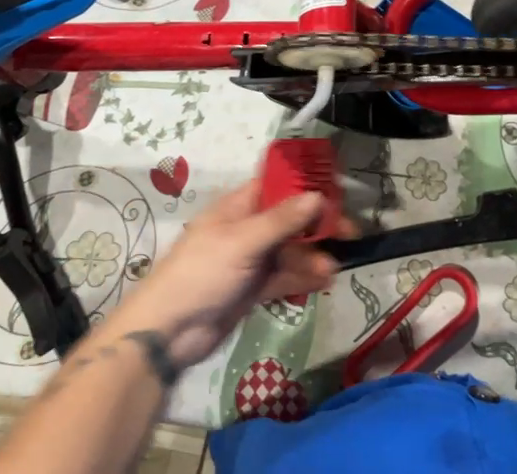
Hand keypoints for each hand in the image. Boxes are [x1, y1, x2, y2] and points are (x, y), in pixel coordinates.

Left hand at [107, 181, 348, 367]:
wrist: (167, 333)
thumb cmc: (201, 274)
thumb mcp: (242, 242)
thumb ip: (282, 220)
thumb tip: (317, 195)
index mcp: (238, 208)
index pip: (276, 185)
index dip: (305, 184)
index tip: (337, 189)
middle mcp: (246, 229)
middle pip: (290, 220)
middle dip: (318, 225)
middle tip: (350, 233)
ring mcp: (250, 260)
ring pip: (290, 251)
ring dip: (312, 257)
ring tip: (330, 271)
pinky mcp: (253, 289)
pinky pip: (284, 277)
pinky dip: (302, 278)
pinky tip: (321, 283)